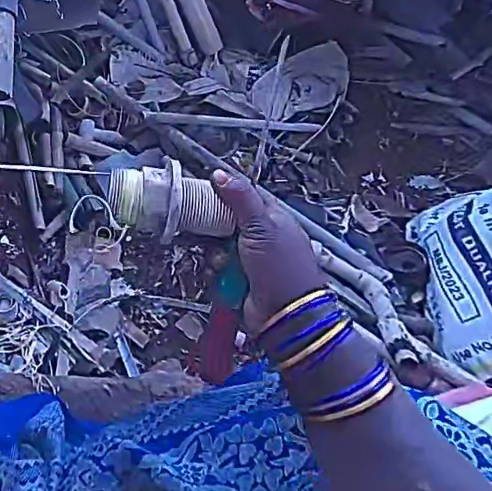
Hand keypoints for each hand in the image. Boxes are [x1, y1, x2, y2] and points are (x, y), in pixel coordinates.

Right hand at [211, 171, 327, 333]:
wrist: (285, 316)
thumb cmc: (284, 270)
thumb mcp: (262, 227)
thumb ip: (241, 198)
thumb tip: (221, 175)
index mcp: (272, 218)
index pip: (242, 196)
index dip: (223, 194)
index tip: (206, 195)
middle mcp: (260, 237)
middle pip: (223, 222)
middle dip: (215, 231)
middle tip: (216, 236)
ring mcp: (248, 259)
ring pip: (216, 246)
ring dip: (216, 256)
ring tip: (226, 263)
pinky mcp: (237, 278)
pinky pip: (215, 268)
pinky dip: (217, 273)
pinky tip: (226, 277)